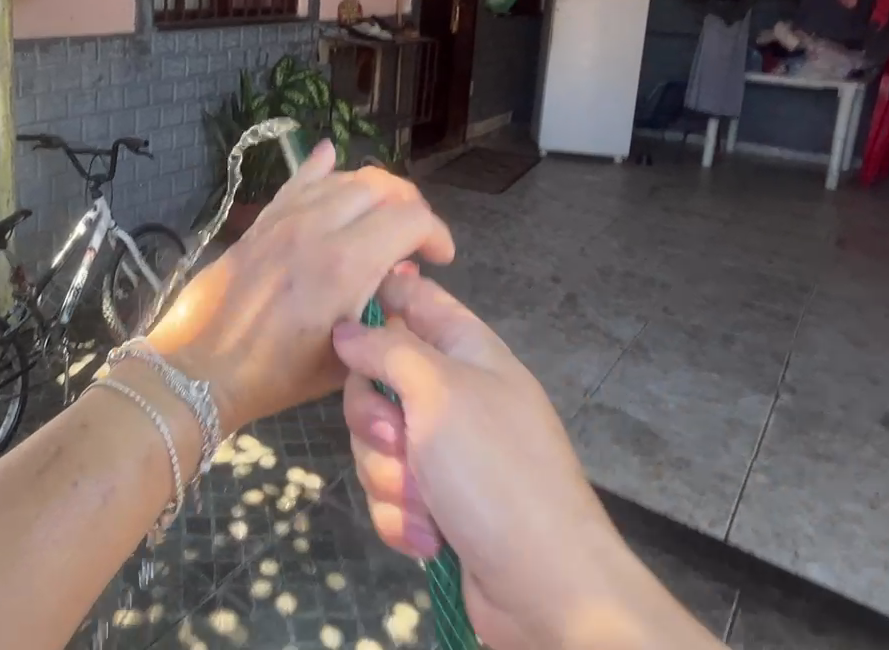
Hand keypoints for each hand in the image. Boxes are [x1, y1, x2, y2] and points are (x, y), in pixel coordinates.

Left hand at [144, 141, 455, 429]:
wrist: (202, 366)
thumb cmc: (276, 375)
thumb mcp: (345, 356)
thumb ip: (380, 310)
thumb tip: (397, 275)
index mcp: (345, 264)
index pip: (410, 218)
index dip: (436, 233)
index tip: (439, 257)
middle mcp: (317, 228)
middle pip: (380, 186)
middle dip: (409, 206)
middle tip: (414, 237)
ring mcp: (284, 219)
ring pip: (341, 178)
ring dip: (371, 191)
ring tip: (380, 216)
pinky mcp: (261, 221)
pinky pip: (296, 181)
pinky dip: (319, 167)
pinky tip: (329, 156)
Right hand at [333, 274, 718, 649]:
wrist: (547, 591)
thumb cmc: (495, 471)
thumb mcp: (438, 390)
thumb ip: (385, 349)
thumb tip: (345, 330)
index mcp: (466, 351)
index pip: (413, 298)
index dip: (376, 301)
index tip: (341, 324)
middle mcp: (453, 394)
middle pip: (376, 378)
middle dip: (373, 418)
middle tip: (396, 440)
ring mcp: (445, 451)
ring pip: (376, 440)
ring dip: (389, 476)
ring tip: (422, 502)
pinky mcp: (435, 502)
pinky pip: (388, 490)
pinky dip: (401, 514)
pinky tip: (429, 536)